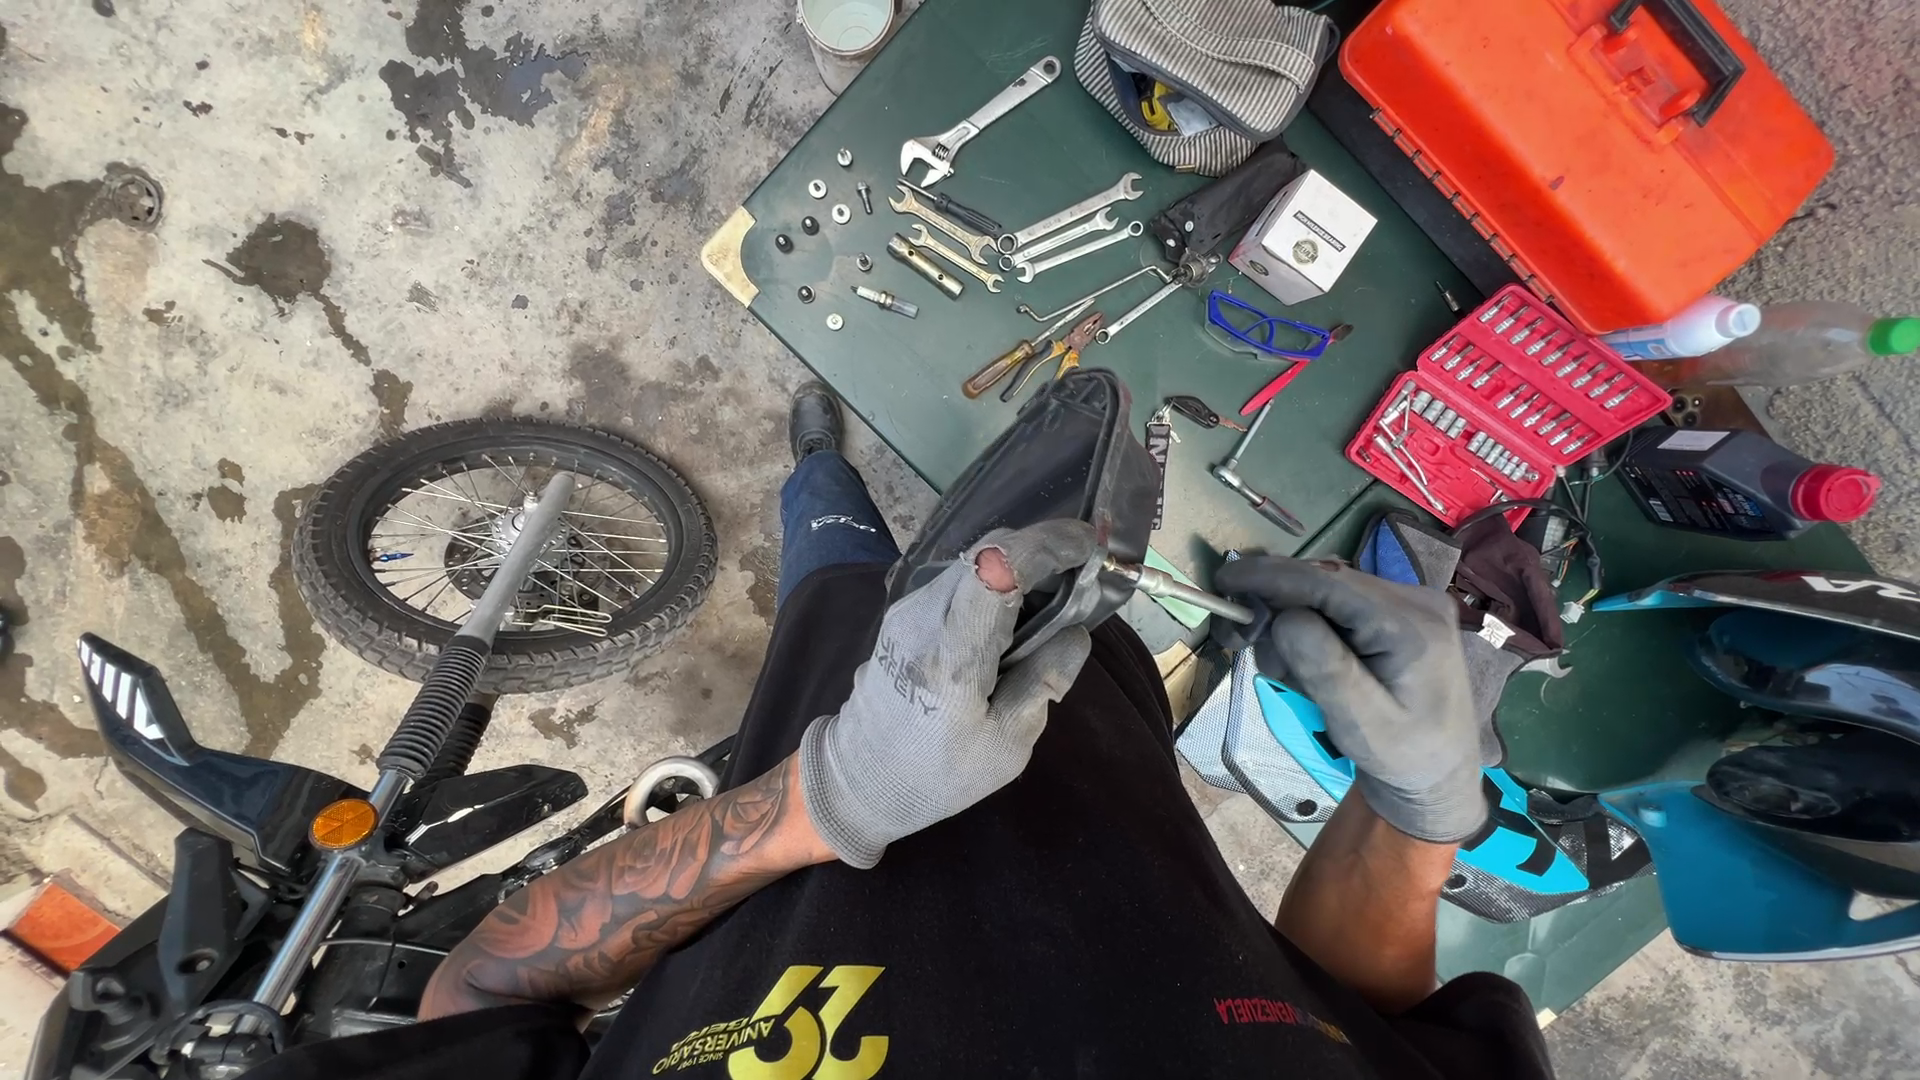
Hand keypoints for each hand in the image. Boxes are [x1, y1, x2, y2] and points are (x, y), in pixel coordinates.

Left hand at [799, 520, 1096, 867]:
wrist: (860, 778)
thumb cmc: (938, 774)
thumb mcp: (1007, 745)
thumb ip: (1045, 681)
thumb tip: (1077, 631)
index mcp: (952, 654)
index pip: (996, 567)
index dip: (1047, 543)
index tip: (1088, 545)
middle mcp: (922, 617)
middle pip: (987, 550)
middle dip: (1041, 550)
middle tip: (1079, 578)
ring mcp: (906, 610)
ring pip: (972, 560)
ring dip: (1018, 567)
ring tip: (1049, 605)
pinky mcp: (902, 613)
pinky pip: (958, 579)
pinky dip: (993, 583)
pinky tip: (1010, 621)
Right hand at [1213, 557, 1489, 843]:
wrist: (1437, 773)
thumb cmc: (1400, 755)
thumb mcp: (1359, 721)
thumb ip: (1324, 666)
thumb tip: (1284, 616)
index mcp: (1411, 624)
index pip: (1328, 581)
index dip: (1271, 576)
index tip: (1224, 580)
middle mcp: (1412, 599)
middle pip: (1320, 581)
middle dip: (1274, 607)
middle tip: (1240, 643)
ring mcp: (1405, 601)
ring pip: (1321, 591)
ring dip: (1287, 623)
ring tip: (1285, 674)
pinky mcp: (1393, 611)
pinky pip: (1332, 603)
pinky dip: (1305, 627)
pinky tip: (1304, 664)